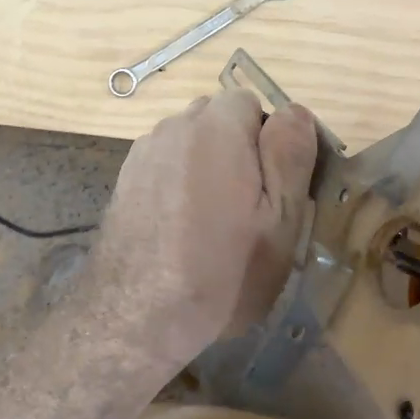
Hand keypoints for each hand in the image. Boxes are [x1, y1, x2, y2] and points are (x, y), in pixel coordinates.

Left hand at [82, 88, 317, 371]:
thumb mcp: (280, 218)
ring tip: (213, 222)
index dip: (270, 142)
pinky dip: (179, 182)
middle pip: (220, 119)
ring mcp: (146, 148)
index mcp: (217, 124)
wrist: (137, 314)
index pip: (253, 104)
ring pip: (192, 141)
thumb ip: (290, 153)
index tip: (274, 190)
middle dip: (238, 150)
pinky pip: (166, 162)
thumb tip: (293, 111)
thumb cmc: (223, 269)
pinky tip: (180, 226)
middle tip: (248, 209)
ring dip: (207, 165)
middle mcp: (176, 123)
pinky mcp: (126, 175)